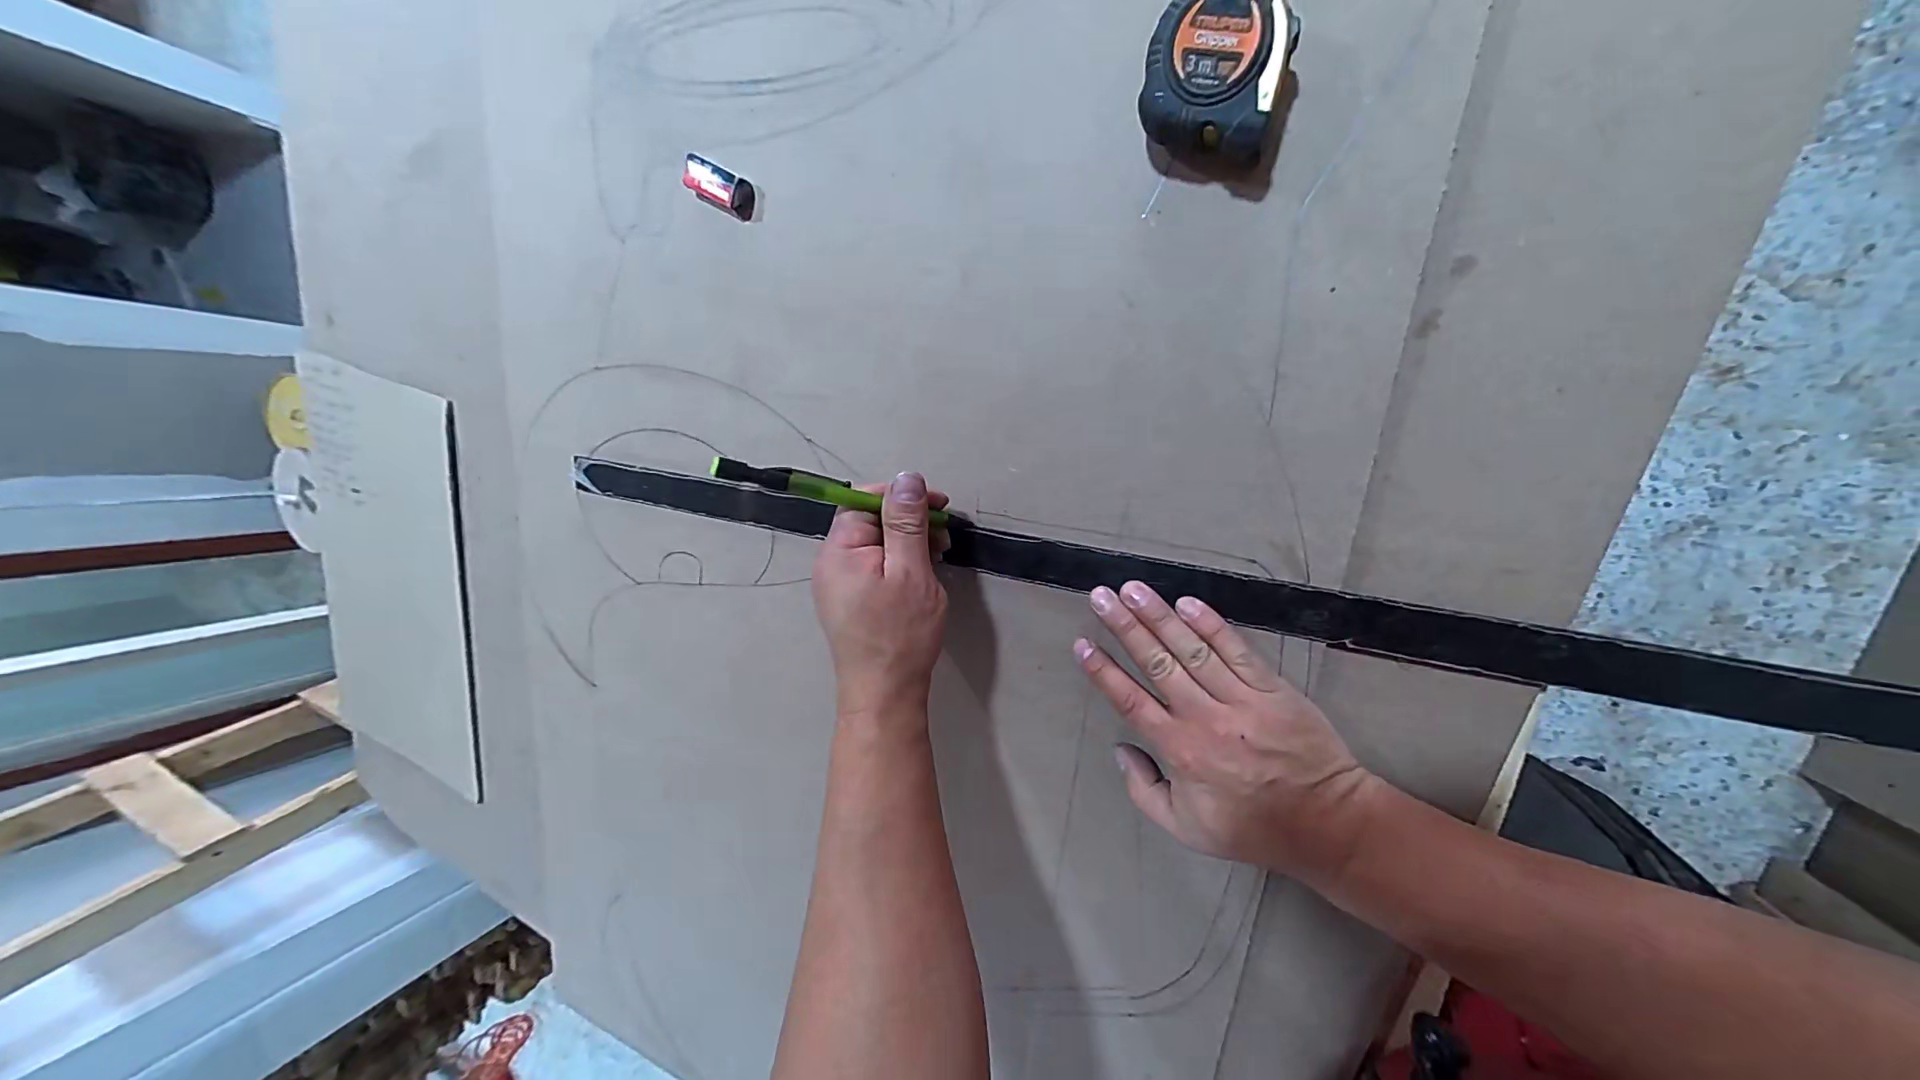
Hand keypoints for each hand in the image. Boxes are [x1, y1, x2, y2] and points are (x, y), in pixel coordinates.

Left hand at [812, 473, 950, 722]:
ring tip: (939, 555)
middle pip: (870, 521)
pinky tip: (922, 574)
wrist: (885, 694)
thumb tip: (906, 478)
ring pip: (876, 544)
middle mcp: (832, 562)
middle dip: (909, 520)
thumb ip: (907, 522)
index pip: (864, 500)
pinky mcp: (852, 600)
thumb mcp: (911, 571)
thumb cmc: (900, 634)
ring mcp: (840, 583)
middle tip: (944, 535)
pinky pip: (875, 565)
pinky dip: (901, 561)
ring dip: (909, 541)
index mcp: (839, 550)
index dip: (901, 496)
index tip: (938, 505)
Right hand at [1074, 581, 1379, 884]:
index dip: (1103, 671)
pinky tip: (1187, 603)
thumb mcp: (1185, 828)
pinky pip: (1237, 650)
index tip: (1082, 644)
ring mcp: (1241, 700)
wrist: (1326, 823)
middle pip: (1156, 663)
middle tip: (1101, 596)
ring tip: (1134, 589)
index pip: (1131, 701)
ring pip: (1191, 650)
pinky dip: (1211, 625)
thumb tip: (1121, 749)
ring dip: (1160, 616)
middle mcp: (1205, 718)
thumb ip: (1143, 790)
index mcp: (1179, 750)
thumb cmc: (1249, 827)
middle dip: (1125, 626)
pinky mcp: (1272, 689)